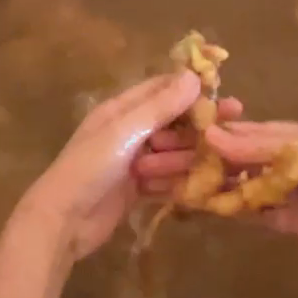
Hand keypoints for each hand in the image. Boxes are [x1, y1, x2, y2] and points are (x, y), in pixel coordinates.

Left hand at [14, 72, 212, 259]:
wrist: (62, 221)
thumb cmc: (89, 168)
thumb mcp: (125, 131)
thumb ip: (160, 106)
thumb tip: (194, 75)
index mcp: (120, 110)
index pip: (161, 89)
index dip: (192, 88)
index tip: (224, 88)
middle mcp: (128, 131)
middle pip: (171, 121)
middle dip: (200, 123)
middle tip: (236, 122)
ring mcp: (132, 161)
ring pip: (171, 150)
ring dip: (191, 154)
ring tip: (218, 159)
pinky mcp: (136, 189)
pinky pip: (166, 178)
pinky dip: (182, 179)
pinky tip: (207, 182)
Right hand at [140, 121, 297, 251]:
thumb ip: (256, 146)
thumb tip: (208, 134)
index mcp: (272, 134)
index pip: (223, 133)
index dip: (191, 136)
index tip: (157, 139)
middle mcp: (265, 159)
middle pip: (217, 159)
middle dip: (183, 161)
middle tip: (145, 167)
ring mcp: (269, 189)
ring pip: (223, 185)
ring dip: (194, 185)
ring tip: (158, 189)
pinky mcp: (275, 218)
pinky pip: (240, 210)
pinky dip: (216, 208)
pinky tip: (189, 208)